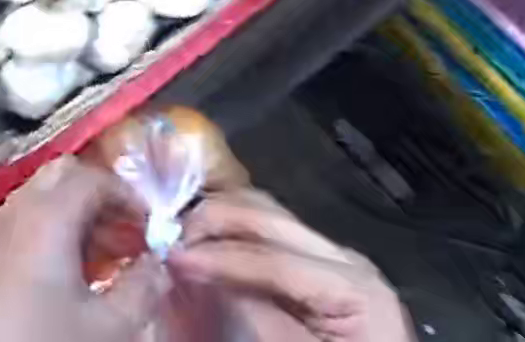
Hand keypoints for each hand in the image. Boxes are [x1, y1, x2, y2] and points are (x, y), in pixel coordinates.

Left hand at [0, 157, 164, 341]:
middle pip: (64, 173)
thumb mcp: (105, 330)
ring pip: (43, 191)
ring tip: (104, 251)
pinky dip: (53, 222)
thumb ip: (140, 291)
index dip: (128, 196)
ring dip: (76, 208)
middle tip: (126, 230)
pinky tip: (69, 266)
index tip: (150, 226)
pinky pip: (26, 214)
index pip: (94, 177)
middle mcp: (21, 206)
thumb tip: (159, 266)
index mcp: (50, 213)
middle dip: (99, 193)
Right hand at [168, 190, 412, 341]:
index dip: (217, 256)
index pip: (271, 258)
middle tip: (170, 237)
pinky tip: (206, 239)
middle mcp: (344, 256)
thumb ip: (253, 315)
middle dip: (212, 219)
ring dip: (218, 216)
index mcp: (354, 286)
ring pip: (263, 210)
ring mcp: (332, 255)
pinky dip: (232, 228)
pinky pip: (268, 229)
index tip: (172, 258)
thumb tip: (200, 273)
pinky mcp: (317, 264)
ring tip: (183, 234)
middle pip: (266, 215)